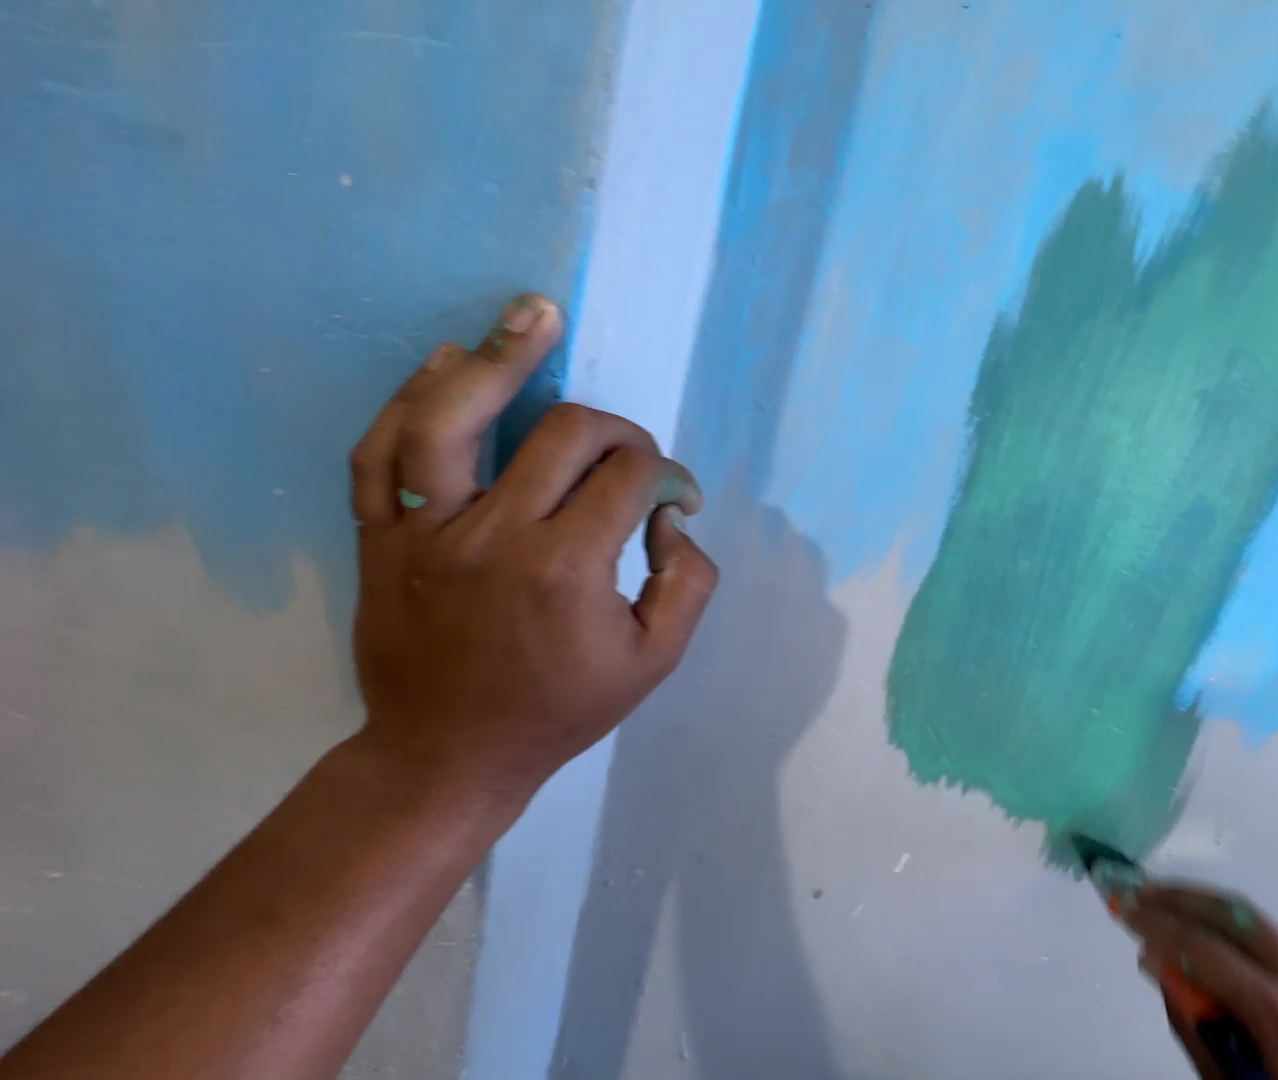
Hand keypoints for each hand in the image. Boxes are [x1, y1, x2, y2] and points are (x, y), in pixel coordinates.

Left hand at [347, 294, 716, 803]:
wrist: (448, 754)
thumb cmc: (561, 708)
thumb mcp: (656, 660)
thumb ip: (689, 582)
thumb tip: (672, 520)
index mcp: (568, 568)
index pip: (630, 477)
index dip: (667, 475)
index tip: (675, 501)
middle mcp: (496, 535)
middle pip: (565, 433)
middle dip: (618, 429)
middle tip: (632, 453)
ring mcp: (429, 531)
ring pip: (454, 418)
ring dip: (500, 359)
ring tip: (533, 313)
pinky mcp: (384, 537)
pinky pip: (380, 452)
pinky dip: (410, 399)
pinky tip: (443, 362)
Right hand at [1124, 883, 1277, 1079]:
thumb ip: (1200, 1033)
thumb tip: (1162, 969)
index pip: (1206, 949)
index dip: (1156, 924)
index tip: (1122, 907)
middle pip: (1239, 915)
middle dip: (1184, 897)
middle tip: (1141, 891)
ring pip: (1272, 936)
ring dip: (1219, 921)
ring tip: (1176, 918)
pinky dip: (1258, 954)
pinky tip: (1233, 964)